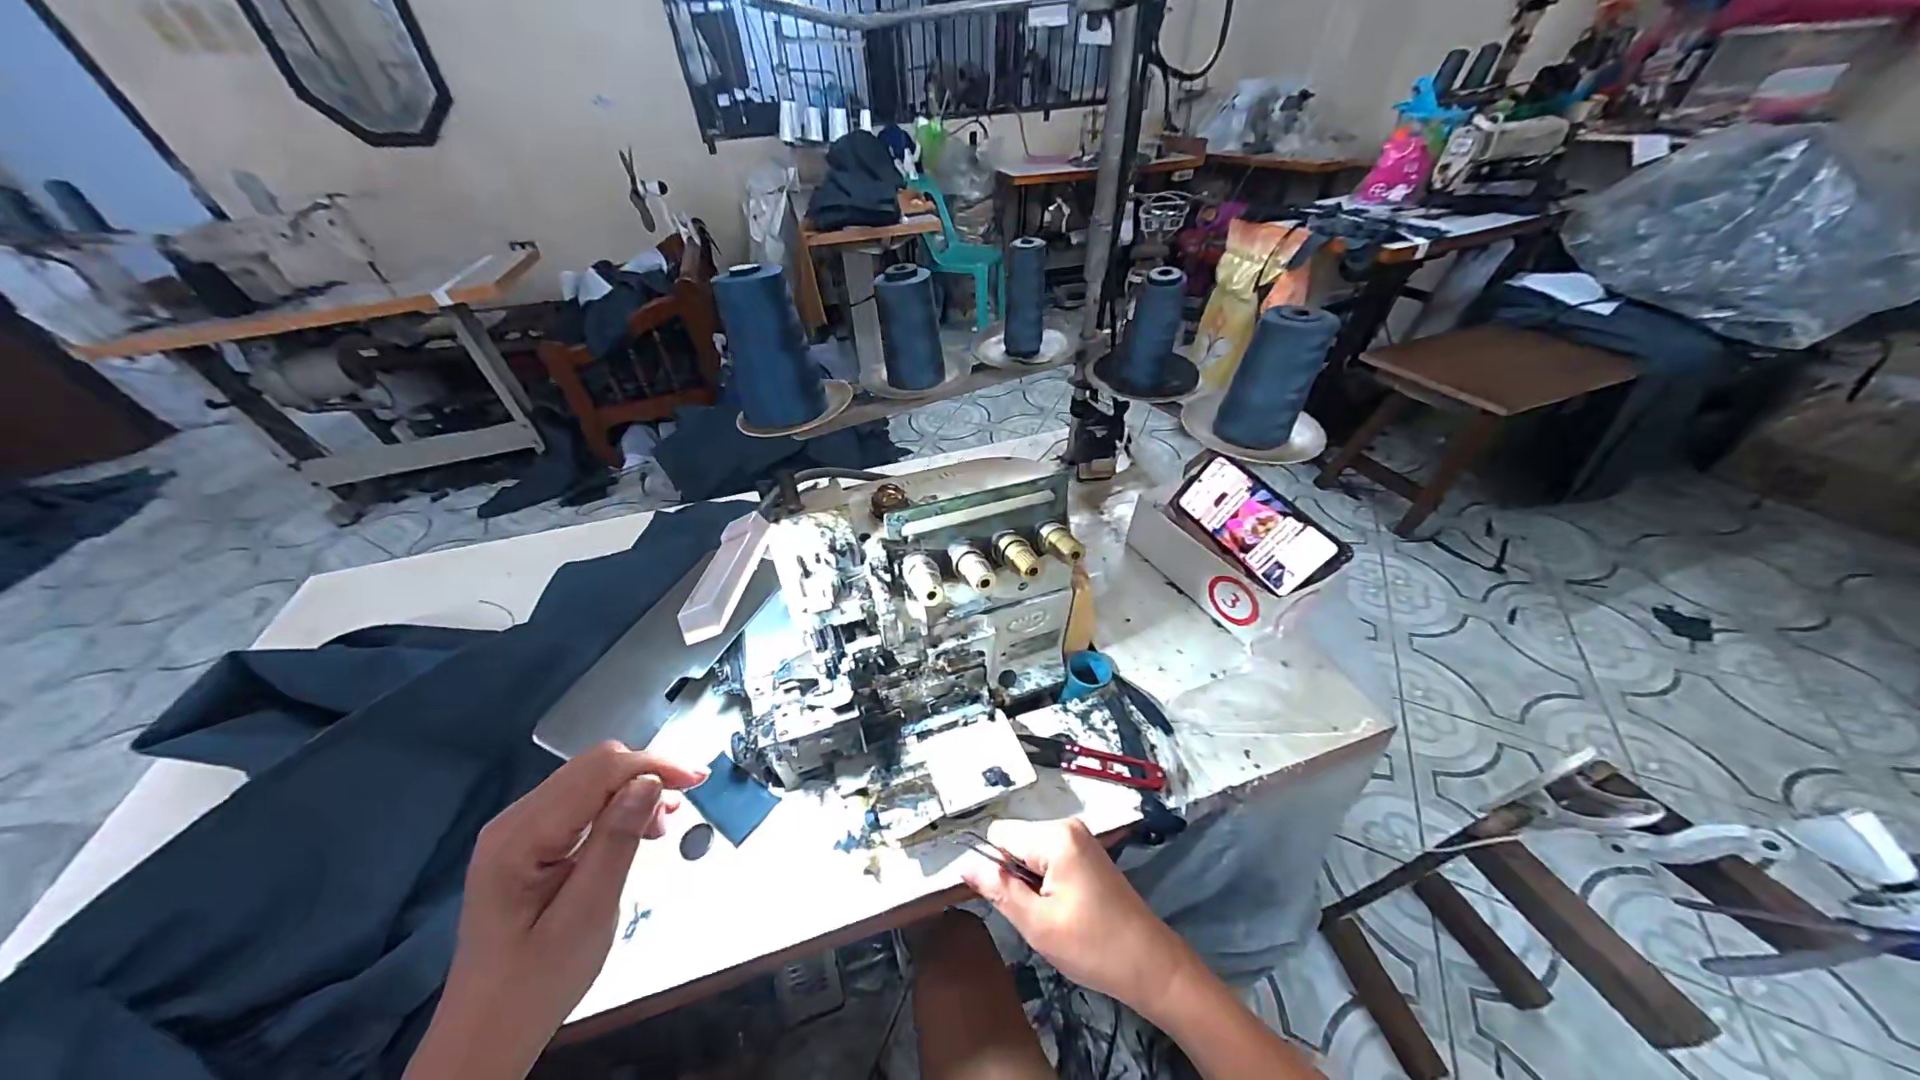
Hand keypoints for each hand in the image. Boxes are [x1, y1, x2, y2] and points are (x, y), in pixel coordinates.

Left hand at [406, 741, 706, 1079]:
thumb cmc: (536, 982)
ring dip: (636, 789)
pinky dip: (620, 805)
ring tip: (663, 825)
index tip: (697, 780)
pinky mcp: (530, 839)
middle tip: (685, 803)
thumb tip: (650, 782)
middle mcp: (514, 820)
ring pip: (592, 779)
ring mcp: (519, 828)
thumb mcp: (587, 914)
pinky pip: (584, 801)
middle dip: (647, 773)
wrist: (487, 1030)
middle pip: (594, 767)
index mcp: (519, 837)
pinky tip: (640, 828)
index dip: (652, 766)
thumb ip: (617, 841)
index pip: (597, 772)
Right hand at [959, 818, 1191, 1015]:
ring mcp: (1080, 838)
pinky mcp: (1086, 852)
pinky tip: (1062, 907)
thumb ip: (998, 890)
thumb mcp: (1038, 925)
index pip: (998, 835)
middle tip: (1034, 912)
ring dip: (1029, 880)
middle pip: (1014, 840)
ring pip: (1029, 851)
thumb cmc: (1094, 947)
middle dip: (1013, 875)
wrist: (1151, 965)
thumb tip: (964, 865)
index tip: (1008, 900)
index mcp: (1056, 836)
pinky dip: (1045, 881)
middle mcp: (1067, 826)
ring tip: (1050, 912)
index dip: (993, 867)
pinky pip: (1047, 857)